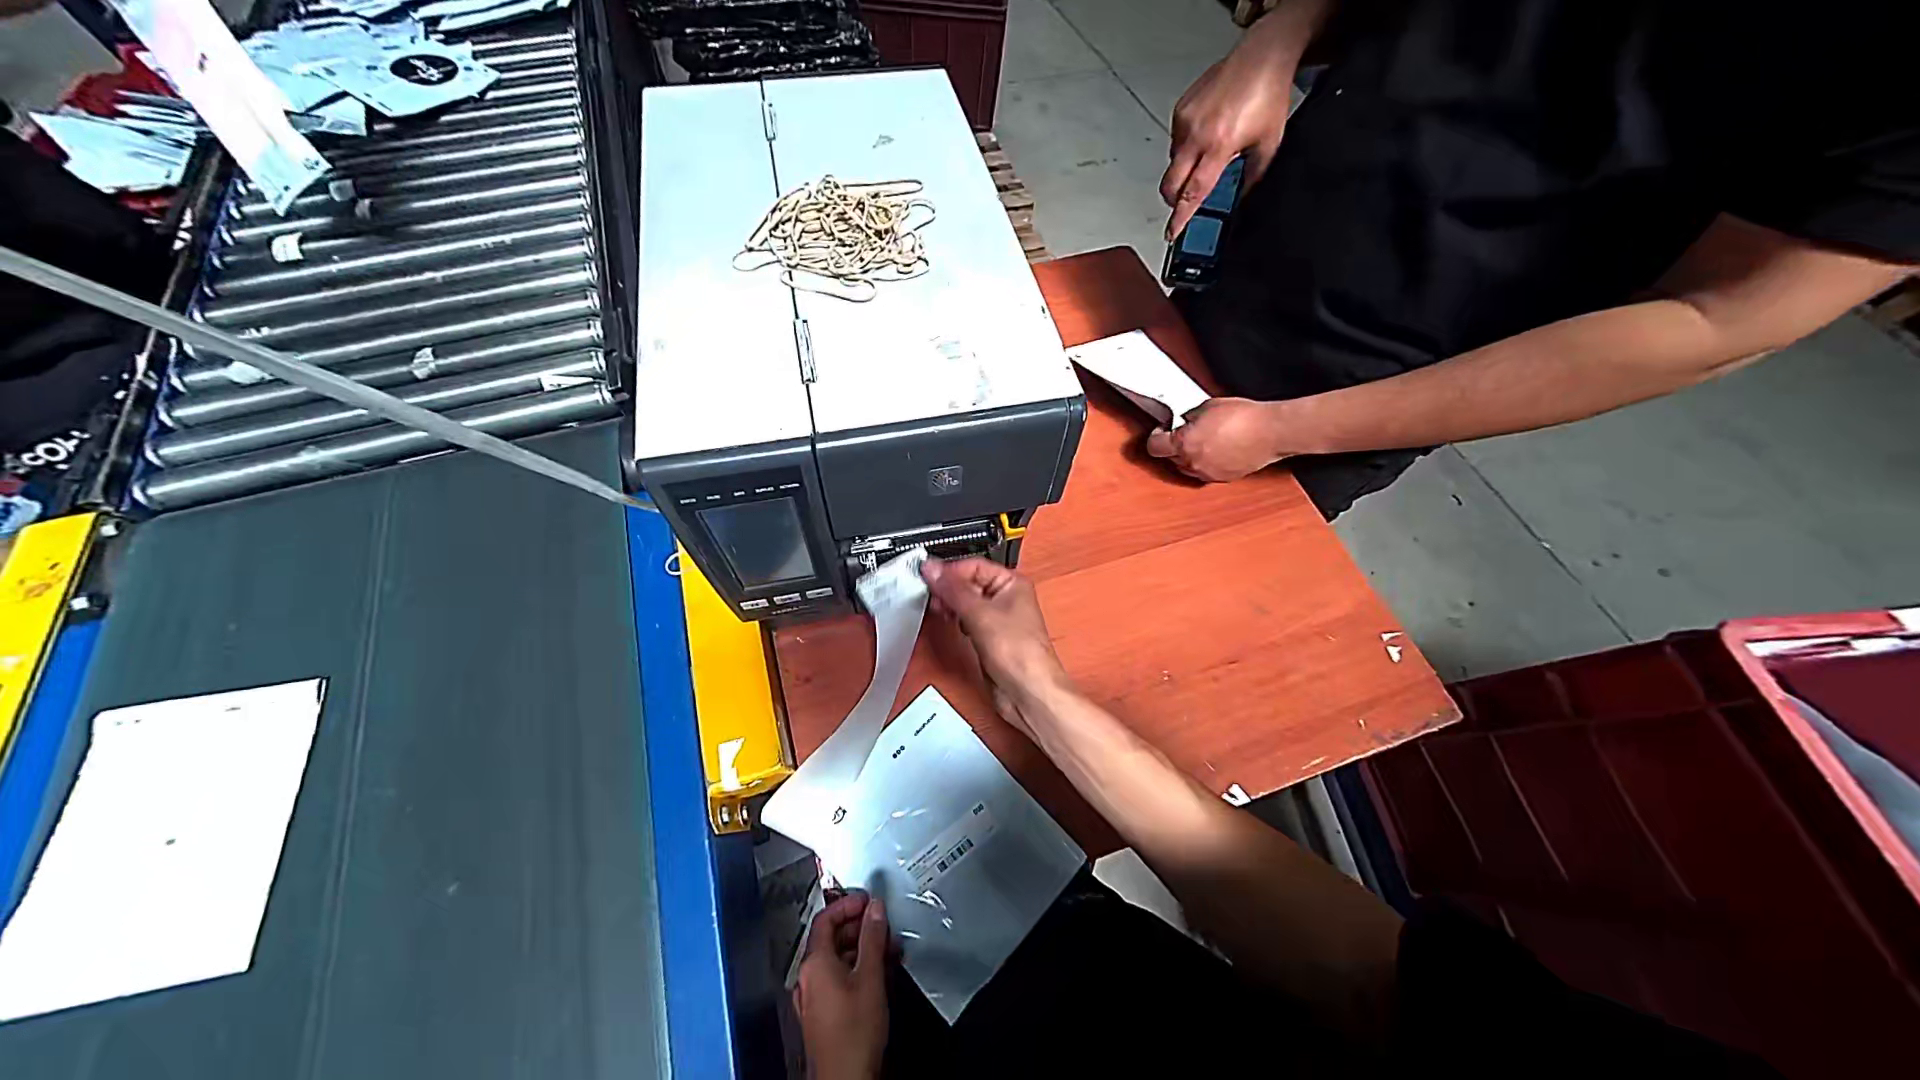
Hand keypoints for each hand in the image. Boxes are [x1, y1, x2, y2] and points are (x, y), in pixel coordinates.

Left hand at [795, 892, 889, 1079]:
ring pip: (838, 959)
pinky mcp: (824, 1014)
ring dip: (862, 949)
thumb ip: (873, 938)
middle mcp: (809, 979)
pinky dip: (858, 969)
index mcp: (814, 964)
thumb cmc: (853, 1037)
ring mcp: (814, 998)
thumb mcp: (870, 976)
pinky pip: (839, 979)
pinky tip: (879, 975)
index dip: (848, 905)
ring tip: (887, 949)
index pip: (826, 919)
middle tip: (881, 923)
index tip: (867, 901)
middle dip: (859, 927)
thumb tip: (875, 911)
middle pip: (832, 938)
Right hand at [920, 558, 1069, 733]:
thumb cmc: (1022, 654)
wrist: (1028, 691)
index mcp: (1012, 583)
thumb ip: (953, 590)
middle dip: (948, 588)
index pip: (973, 565)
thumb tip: (933, 570)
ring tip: (940, 608)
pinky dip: (956, 619)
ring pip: (965, 601)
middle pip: (968, 582)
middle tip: (931, 594)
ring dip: (950, 604)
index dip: (950, 570)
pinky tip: (949, 622)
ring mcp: (997, 618)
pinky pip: (966, 620)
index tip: (928, 576)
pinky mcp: (988, 636)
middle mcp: (1006, 598)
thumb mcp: (980, 614)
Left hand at [1145, 397, 1286, 481]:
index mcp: (1184, 444)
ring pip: (1186, 468)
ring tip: (1202, 442)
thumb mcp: (1208, 406)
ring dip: (1187, 457)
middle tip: (1184, 433)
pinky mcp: (1221, 479)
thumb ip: (1189, 416)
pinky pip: (1204, 473)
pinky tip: (1216, 451)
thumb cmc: (1245, 417)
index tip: (1162, 430)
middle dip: (1173, 446)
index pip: (1155, 447)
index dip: (1156, 436)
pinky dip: (1204, 464)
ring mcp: (1206, 474)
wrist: (1272, 432)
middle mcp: (1192, 463)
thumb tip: (1183, 420)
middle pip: (1169, 459)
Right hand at [1160, 14, 1304, 237]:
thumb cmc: (1268, 93)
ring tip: (1207, 154)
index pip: (1193, 192)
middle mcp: (1197, 134)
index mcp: (1219, 145)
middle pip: (1171, 184)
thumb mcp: (1269, 143)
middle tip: (1182, 204)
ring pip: (1173, 164)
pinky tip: (1206, 135)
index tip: (1172, 232)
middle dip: (1174, 200)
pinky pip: (1175, 141)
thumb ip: (1253, 176)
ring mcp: (1185, 121)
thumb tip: (1239, 200)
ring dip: (1184, 170)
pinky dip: (1186, 147)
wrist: (1263, 55)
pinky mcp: (1180, 110)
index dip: (1181, 216)